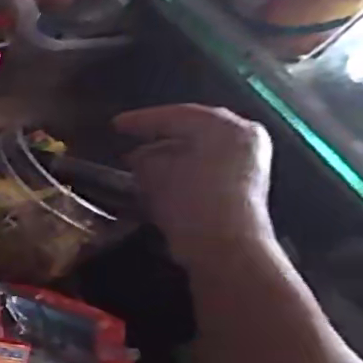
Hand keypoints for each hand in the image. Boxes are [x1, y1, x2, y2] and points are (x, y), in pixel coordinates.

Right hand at [113, 104, 274, 269]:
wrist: (225, 247)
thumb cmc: (192, 204)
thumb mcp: (158, 177)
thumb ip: (145, 159)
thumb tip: (138, 157)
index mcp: (227, 128)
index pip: (179, 115)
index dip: (142, 120)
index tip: (115, 125)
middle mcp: (243, 137)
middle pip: (194, 127)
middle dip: (158, 134)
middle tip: (129, 138)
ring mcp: (248, 159)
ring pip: (201, 146)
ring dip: (169, 152)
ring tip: (139, 161)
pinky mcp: (243, 181)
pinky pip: (207, 163)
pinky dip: (182, 165)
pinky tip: (160, 177)